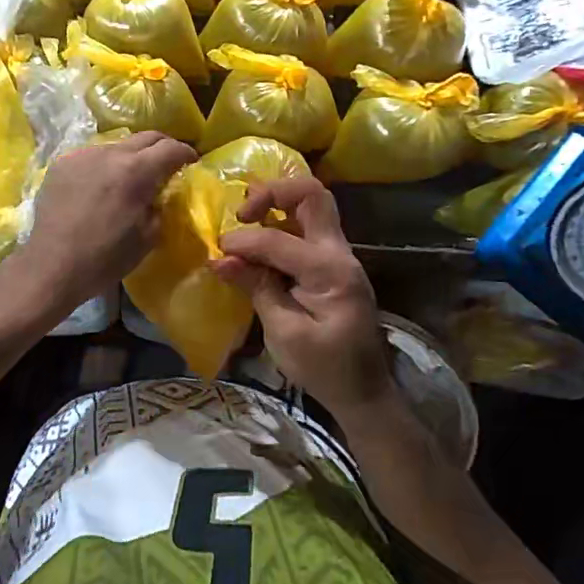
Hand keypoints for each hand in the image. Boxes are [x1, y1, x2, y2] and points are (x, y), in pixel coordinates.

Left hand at [18, 131, 196, 310]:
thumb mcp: (148, 236)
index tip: (191, 162)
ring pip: (117, 146)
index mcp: (136, 171)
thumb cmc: (105, 258)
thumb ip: (159, 206)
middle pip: (145, 137)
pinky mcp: (62, 164)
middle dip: (162, 147)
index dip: (185, 153)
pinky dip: (105, 165)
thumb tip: (161, 193)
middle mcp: (110, 153)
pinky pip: (92, 157)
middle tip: (168, 161)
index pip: (170, 148)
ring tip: (132, 175)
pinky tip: (103, 184)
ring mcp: (82, 155)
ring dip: (131, 156)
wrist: (52, 266)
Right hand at [213, 177, 391, 417]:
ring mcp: (340, 255)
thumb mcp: (284, 334)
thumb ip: (257, 288)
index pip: (278, 240)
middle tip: (243, 212)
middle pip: (313, 195)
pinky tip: (261, 238)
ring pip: (313, 204)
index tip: (219, 252)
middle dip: (273, 192)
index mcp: (330, 271)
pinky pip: (309, 226)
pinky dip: (283, 221)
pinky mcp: (333, 263)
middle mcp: (340, 253)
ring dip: (279, 202)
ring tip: (248, 217)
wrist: (363, 390)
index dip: (243, 241)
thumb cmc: (324, 368)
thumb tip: (221, 258)